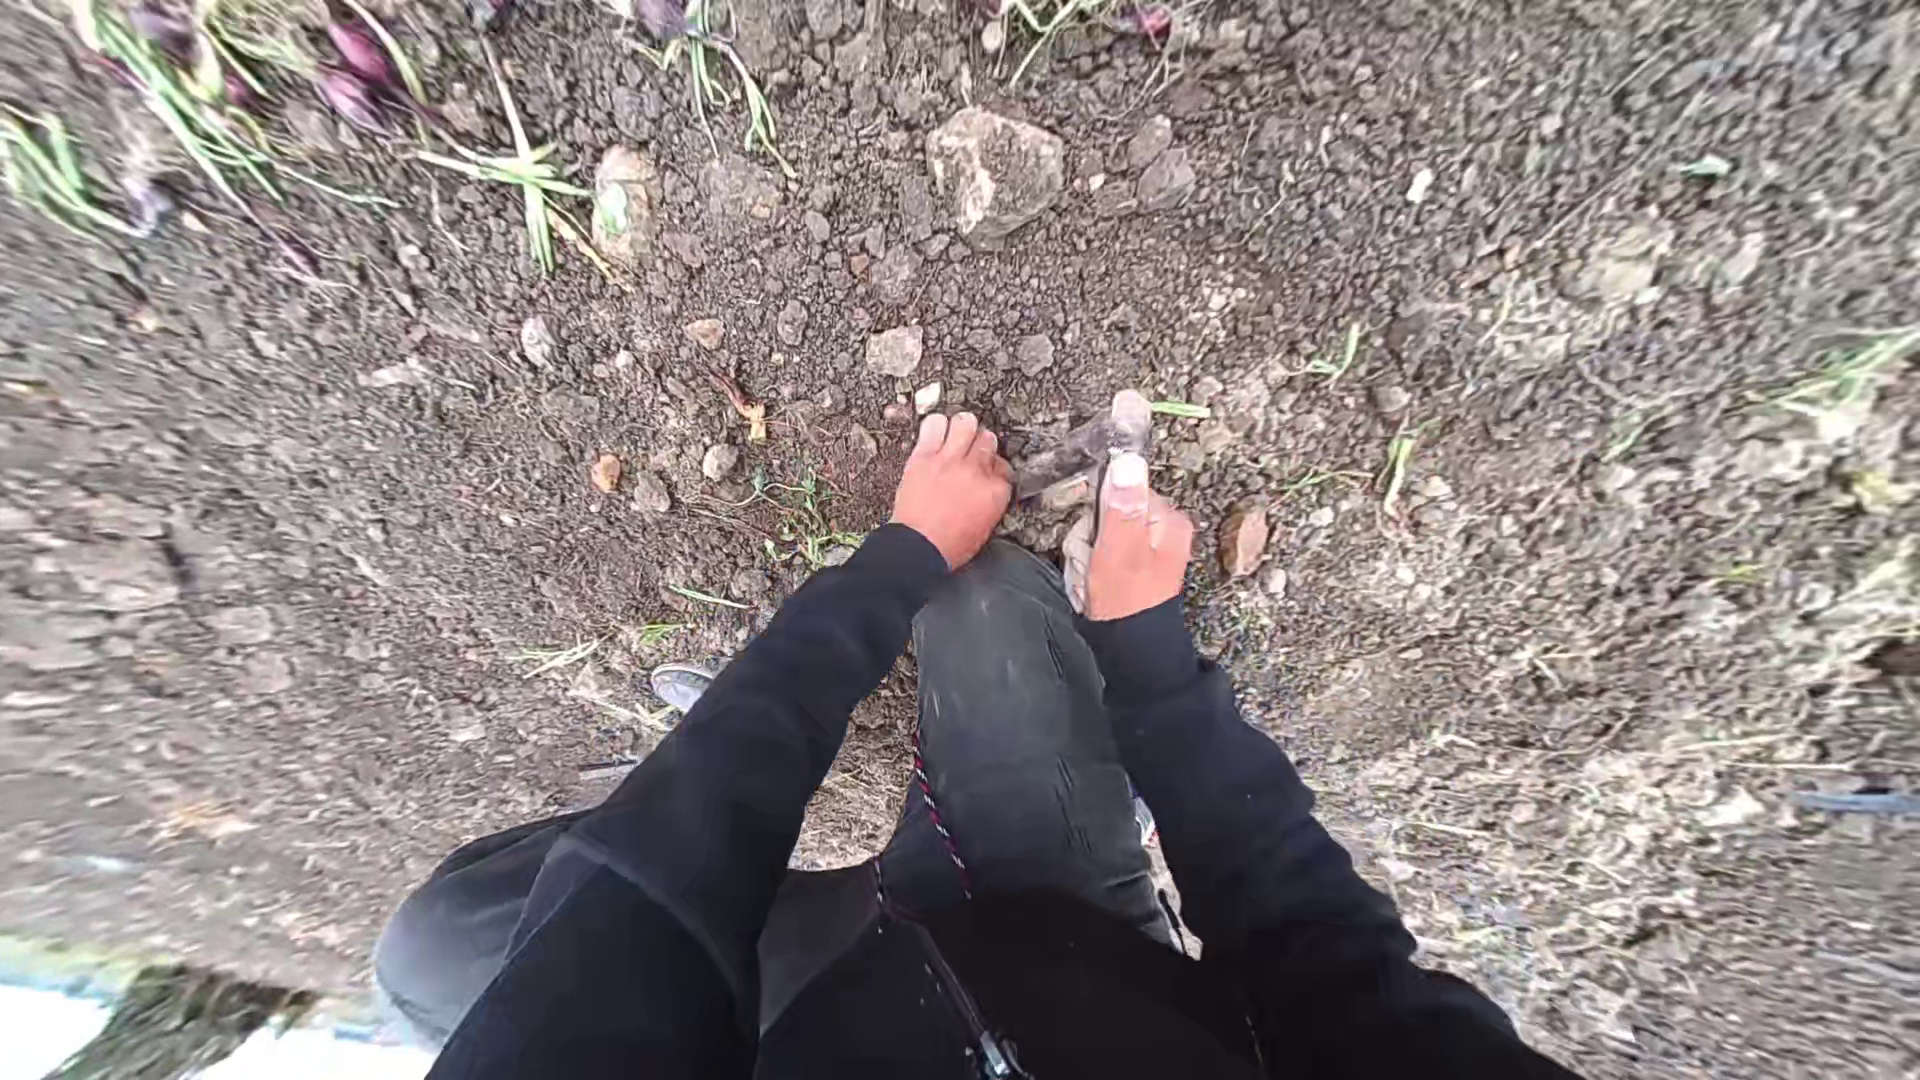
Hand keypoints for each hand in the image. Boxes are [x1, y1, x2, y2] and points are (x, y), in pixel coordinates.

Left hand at [891, 412, 1012, 569]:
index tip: (987, 470)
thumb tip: (987, 491)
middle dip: (981, 444)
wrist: (918, 547)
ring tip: (956, 434)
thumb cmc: (948, 546)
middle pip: (987, 440)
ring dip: (963, 427)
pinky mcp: (925, 456)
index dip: (994, 466)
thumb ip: (990, 502)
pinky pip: (934, 425)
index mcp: (995, 491)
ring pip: (965, 424)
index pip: (1003, 466)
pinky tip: (935, 432)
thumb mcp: (984, 529)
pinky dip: (935, 425)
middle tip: (972, 451)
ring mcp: (950, 460)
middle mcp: (976, 470)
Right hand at [1084, 451, 1193, 620]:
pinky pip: (1107, 550)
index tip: (1095, 532)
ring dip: (1091, 551)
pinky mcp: (1137, 564)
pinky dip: (1096, 564)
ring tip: (1095, 574)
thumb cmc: (1126, 600)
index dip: (1100, 510)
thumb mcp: (1121, 547)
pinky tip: (1098, 581)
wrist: (1130, 648)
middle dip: (1094, 533)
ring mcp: (1150, 548)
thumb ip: (1123, 505)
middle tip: (1094, 559)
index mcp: (1168, 520)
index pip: (1122, 491)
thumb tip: (1129, 461)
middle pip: (1113, 510)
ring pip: (1105, 531)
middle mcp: (1164, 530)